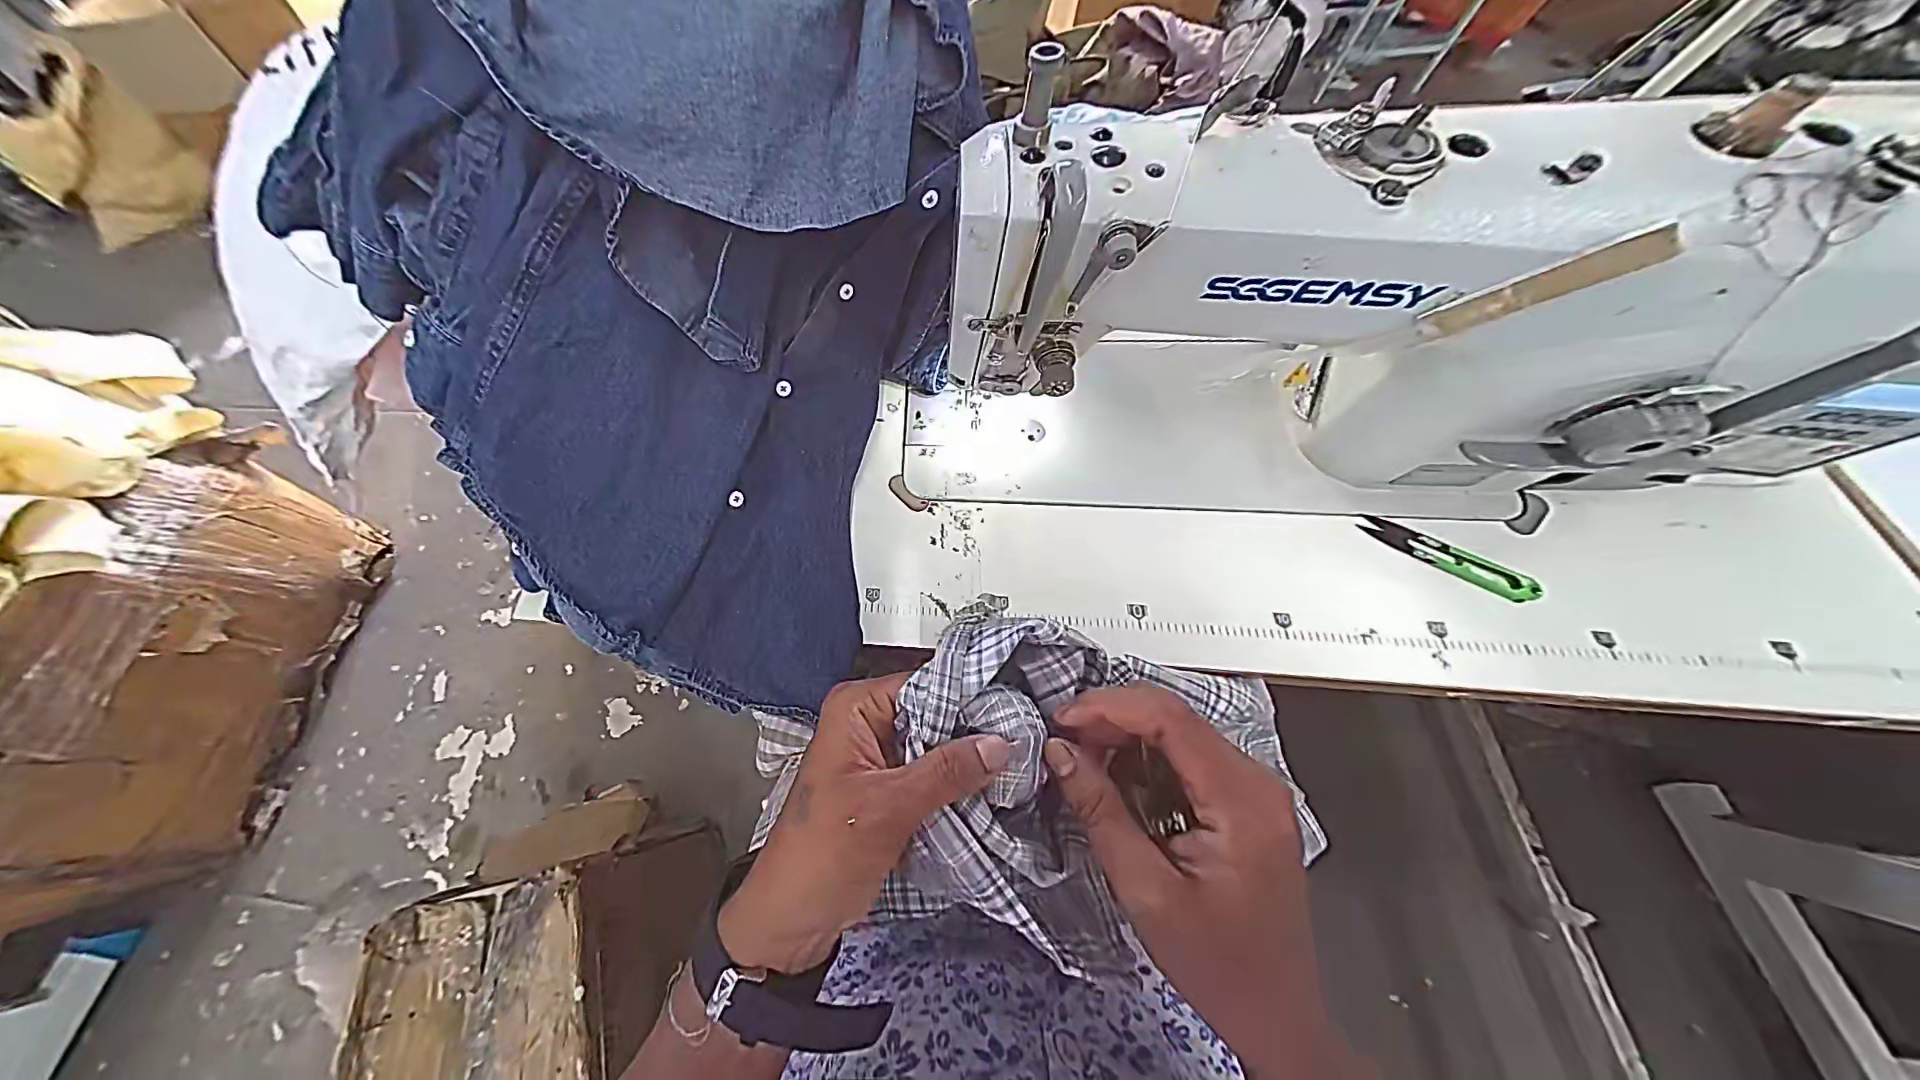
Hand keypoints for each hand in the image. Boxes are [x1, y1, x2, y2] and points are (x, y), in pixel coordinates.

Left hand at [719, 674, 1012, 973]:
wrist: (792, 919)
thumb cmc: (821, 856)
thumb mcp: (887, 807)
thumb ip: (946, 772)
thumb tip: (1001, 744)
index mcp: (856, 708)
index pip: (925, 684)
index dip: (969, 698)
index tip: (1013, 714)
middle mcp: (869, 721)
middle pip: (936, 713)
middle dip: (974, 733)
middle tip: (1021, 745)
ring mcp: (881, 754)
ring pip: (939, 745)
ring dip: (969, 762)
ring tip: (1014, 768)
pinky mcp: (892, 786)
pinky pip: (934, 773)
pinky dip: (957, 784)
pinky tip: (990, 790)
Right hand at [1048, 685, 1354, 1075]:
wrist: (1277, 1015)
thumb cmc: (1217, 966)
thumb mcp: (1146, 892)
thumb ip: (1101, 813)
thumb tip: (1060, 752)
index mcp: (1242, 800)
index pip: (1170, 718)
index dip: (1109, 706)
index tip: (1062, 718)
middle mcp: (1257, 780)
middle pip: (1175, 716)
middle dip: (1112, 719)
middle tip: (1066, 743)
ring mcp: (1256, 787)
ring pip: (1179, 731)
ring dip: (1125, 738)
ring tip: (1085, 764)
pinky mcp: (1246, 799)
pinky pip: (1188, 756)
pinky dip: (1146, 759)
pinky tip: (1119, 782)